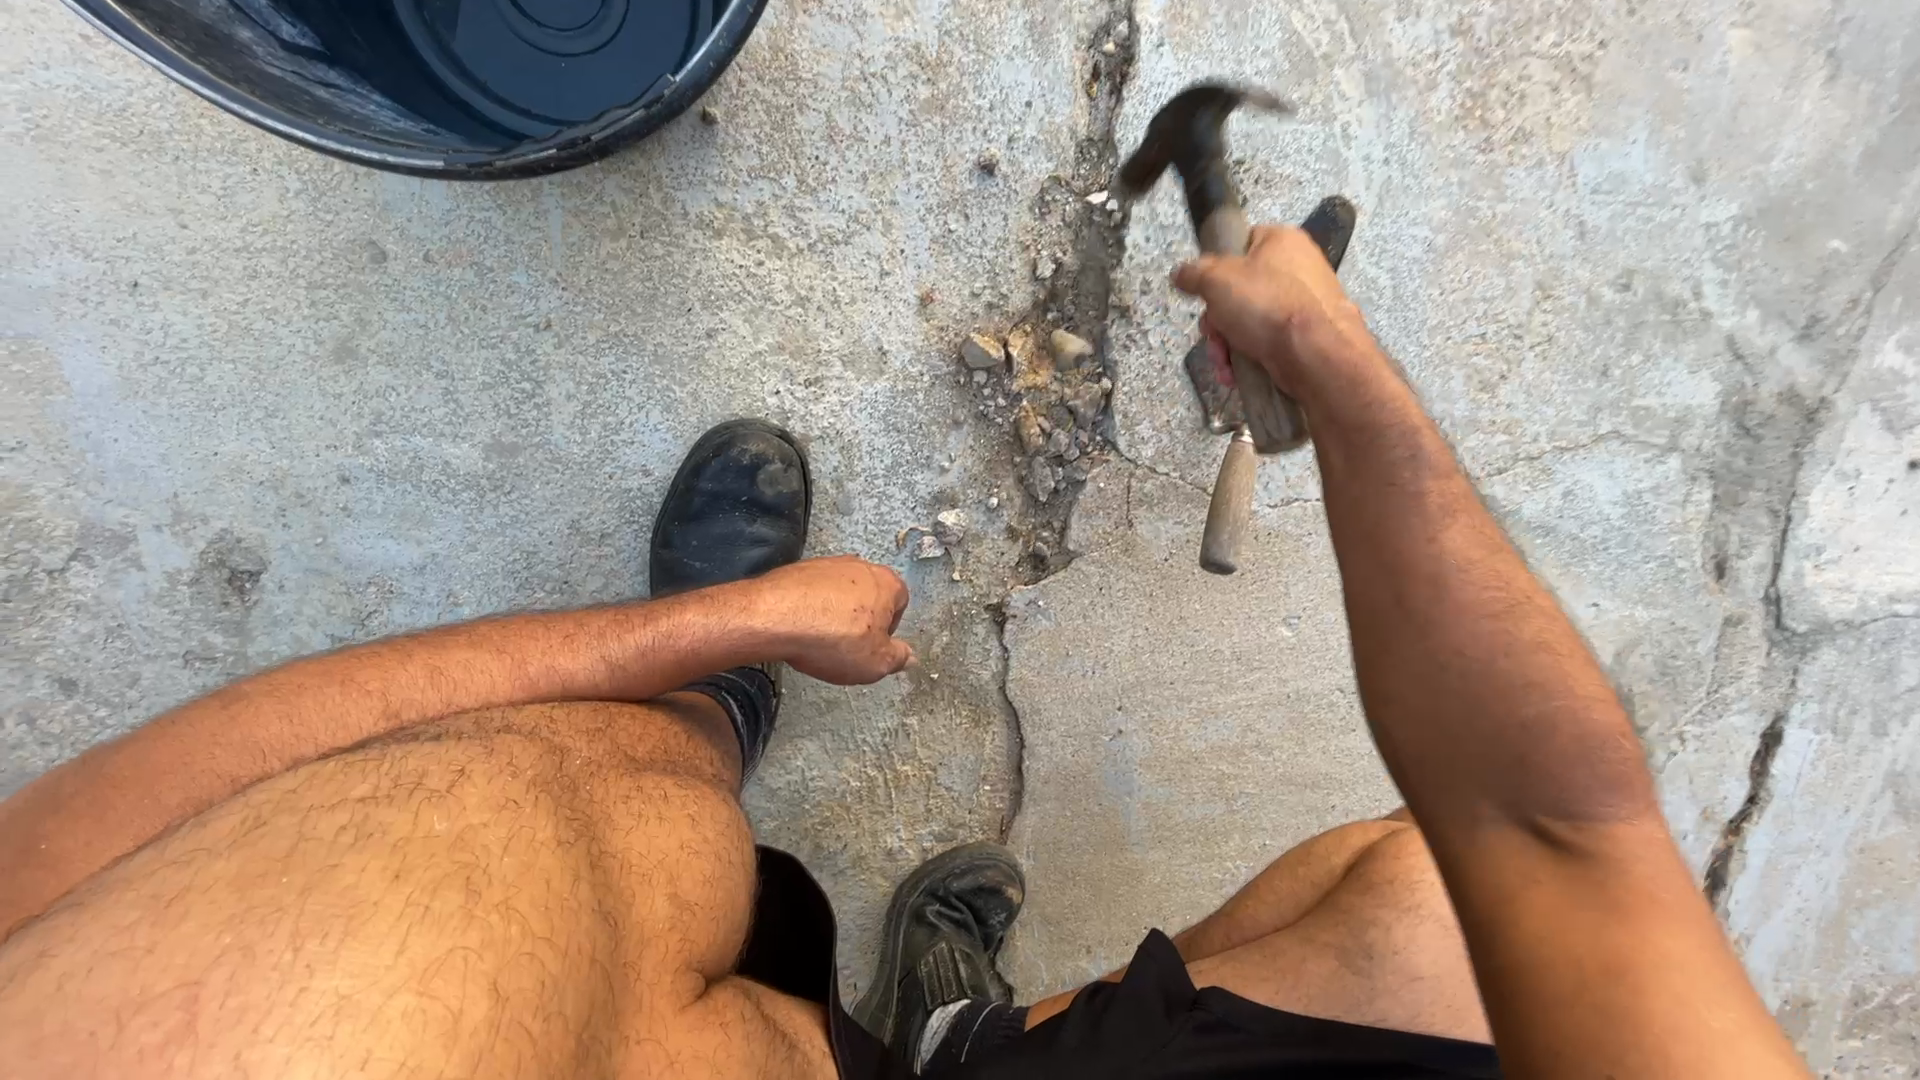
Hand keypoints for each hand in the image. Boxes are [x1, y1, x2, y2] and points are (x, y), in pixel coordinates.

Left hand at [741, 556, 913, 684]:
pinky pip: (814, 592)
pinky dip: (811, 609)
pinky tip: (803, 630)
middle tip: (851, 646)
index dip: (889, 629)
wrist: (775, 618)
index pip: (901, 604)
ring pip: (841, 593)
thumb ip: (898, 658)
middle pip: (870, 596)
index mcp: (888, 584)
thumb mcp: (876, 663)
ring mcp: (829, 565)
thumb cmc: (828, 636)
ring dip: (836, 614)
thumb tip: (906, 656)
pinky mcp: (800, 569)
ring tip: (822, 640)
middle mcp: (861, 567)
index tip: (876, 646)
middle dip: (862, 620)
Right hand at [1172, 225, 1385, 406]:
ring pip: (1247, 321)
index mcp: (1280, 240)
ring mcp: (1303, 302)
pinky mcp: (1305, 334)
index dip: (1215, 271)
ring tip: (1224, 365)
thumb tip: (1179, 273)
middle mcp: (1295, 267)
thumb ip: (1193, 273)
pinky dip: (1247, 357)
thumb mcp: (1217, 281)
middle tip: (1212, 336)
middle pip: (1237, 291)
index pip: (1238, 245)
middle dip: (1217, 322)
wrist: (1315, 353)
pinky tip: (1237, 374)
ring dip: (1226, 345)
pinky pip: (1265, 341)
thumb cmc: (1266, 306)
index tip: (1204, 295)